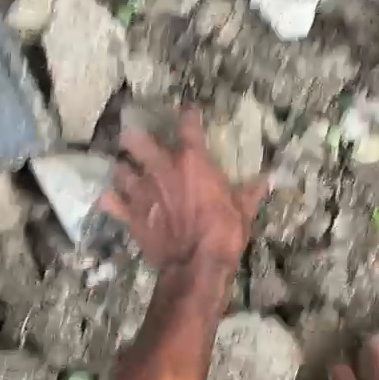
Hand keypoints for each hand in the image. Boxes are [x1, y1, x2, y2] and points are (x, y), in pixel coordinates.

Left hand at [100, 107, 269, 271]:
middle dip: (134, 138)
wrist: (196, 265)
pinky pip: (110, 201)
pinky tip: (113, 200)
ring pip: (119, 169)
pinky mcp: (130, 214)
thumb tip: (269, 179)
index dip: (188, 116)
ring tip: (127, 173)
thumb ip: (251, 191)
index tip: (188, 114)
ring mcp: (142, 191)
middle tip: (137, 142)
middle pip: (135, 139)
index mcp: (193, 161)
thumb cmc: (224, 233)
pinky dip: (110, 200)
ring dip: (123, 170)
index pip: (188, 125)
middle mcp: (162, 169)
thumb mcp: (244, 210)